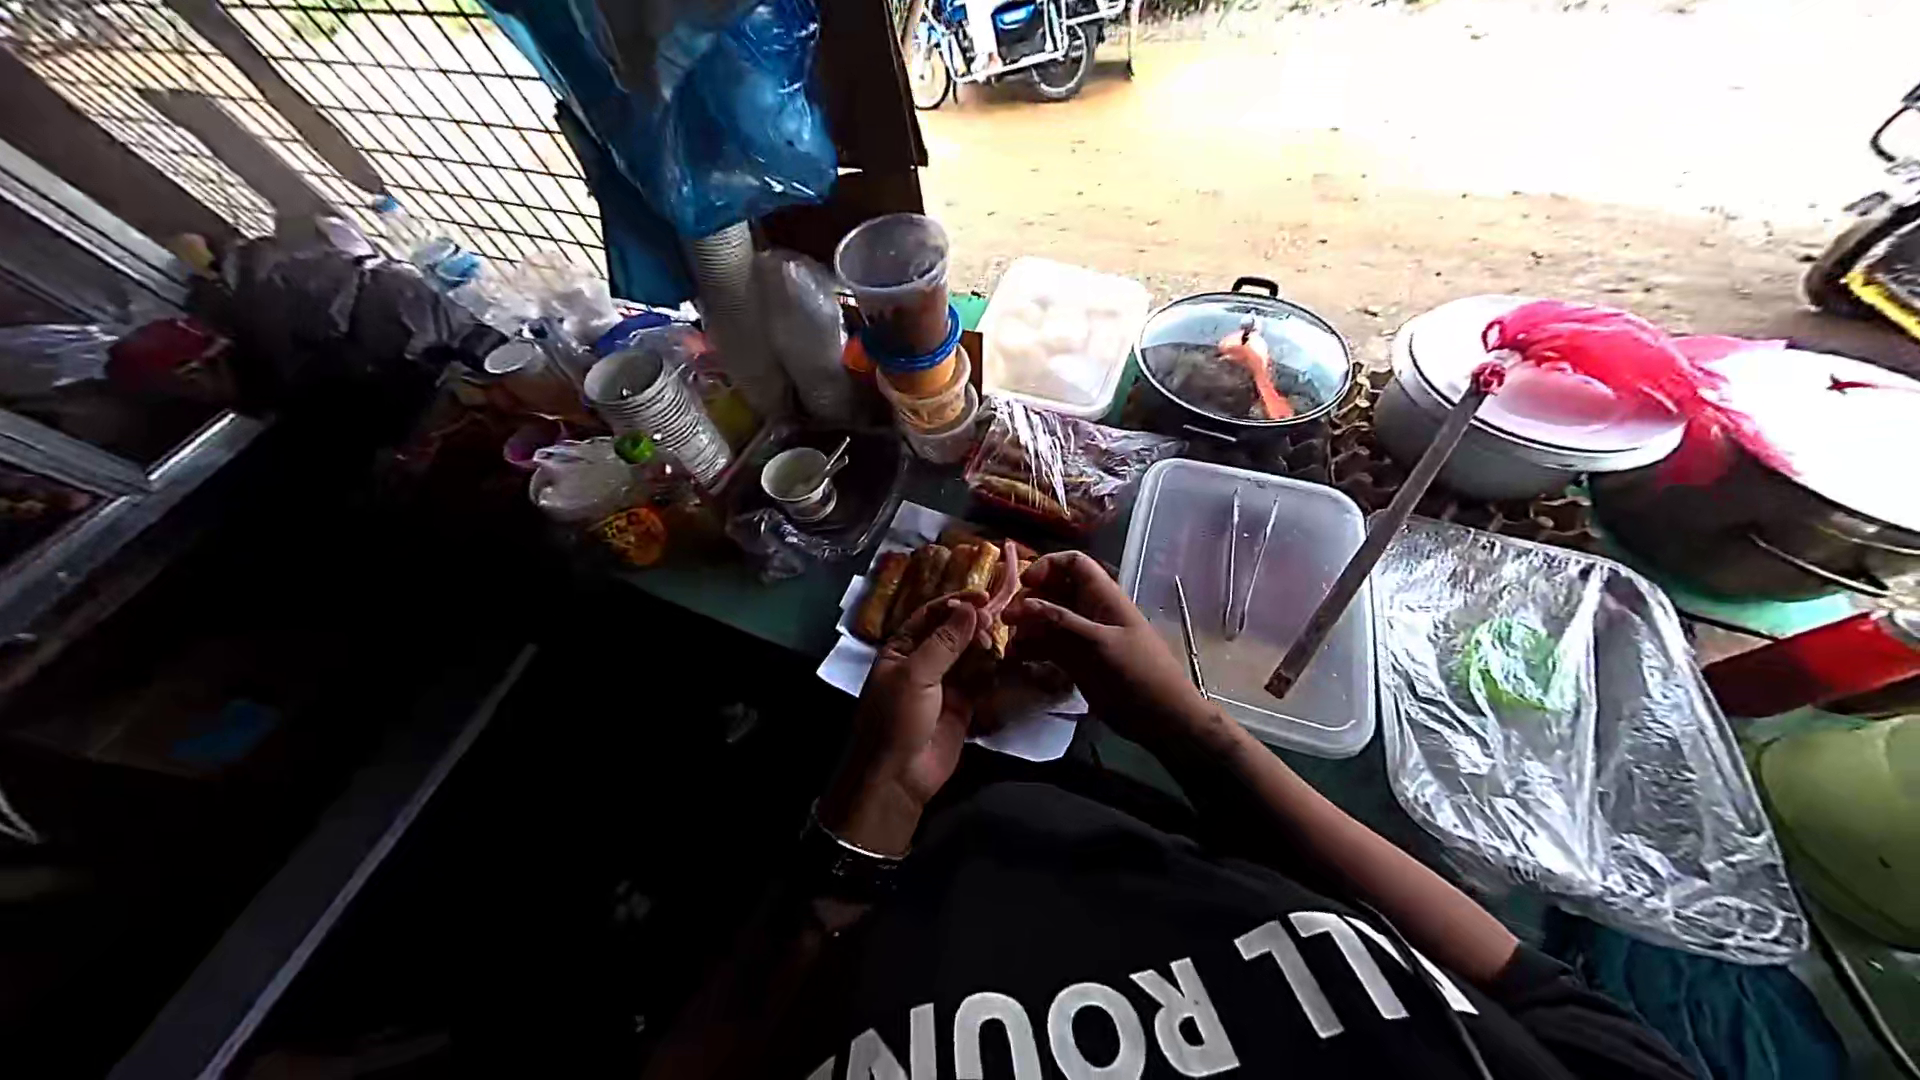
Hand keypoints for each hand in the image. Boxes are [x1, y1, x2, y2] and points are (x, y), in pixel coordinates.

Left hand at [818, 595, 985, 855]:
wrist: (898, 778)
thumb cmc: (896, 719)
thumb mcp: (915, 675)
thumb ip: (945, 641)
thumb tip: (970, 609)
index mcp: (901, 649)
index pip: (930, 614)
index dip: (955, 603)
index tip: (982, 596)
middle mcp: (922, 661)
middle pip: (952, 632)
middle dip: (971, 624)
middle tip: (992, 621)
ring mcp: (944, 683)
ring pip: (969, 654)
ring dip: (982, 645)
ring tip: (995, 641)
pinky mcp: (963, 704)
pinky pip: (980, 679)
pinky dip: (990, 669)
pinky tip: (1001, 661)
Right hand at [1004, 552, 1236, 758]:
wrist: (1161, 718)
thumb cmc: (1137, 673)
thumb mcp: (1099, 644)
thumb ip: (1060, 622)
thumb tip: (1022, 604)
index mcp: (1103, 596)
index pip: (1073, 563)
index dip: (1047, 566)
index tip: (1025, 585)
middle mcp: (1089, 611)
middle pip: (1053, 590)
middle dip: (1028, 601)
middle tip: (1008, 621)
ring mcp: (1081, 636)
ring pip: (1046, 619)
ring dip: (1025, 627)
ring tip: (1009, 644)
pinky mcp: (1075, 660)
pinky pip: (1047, 645)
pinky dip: (1031, 648)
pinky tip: (1016, 659)